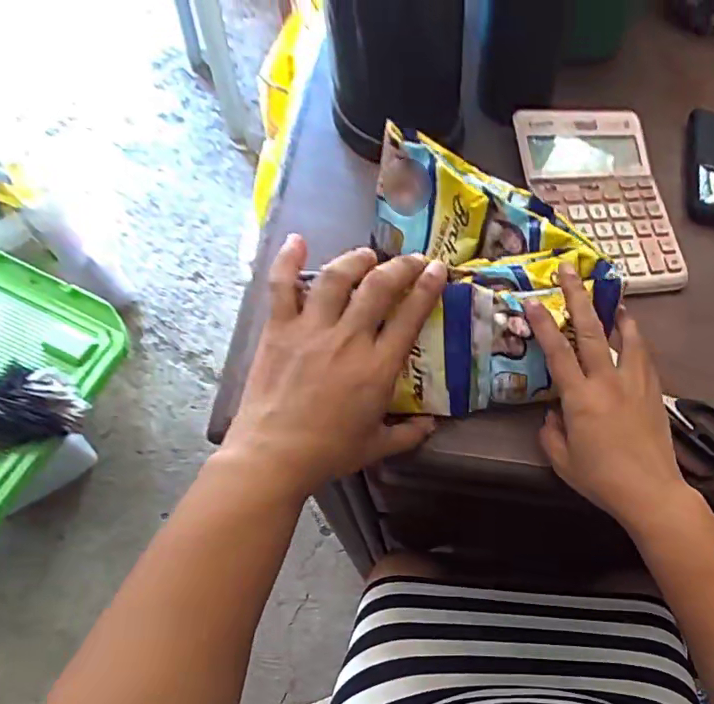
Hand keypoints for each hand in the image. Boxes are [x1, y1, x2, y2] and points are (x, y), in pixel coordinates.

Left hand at [221, 235, 446, 495]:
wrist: (275, 454)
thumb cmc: (330, 453)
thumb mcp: (377, 447)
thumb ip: (409, 434)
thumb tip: (431, 425)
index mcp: (378, 368)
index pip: (409, 316)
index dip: (427, 288)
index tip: (438, 270)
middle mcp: (349, 339)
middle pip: (378, 287)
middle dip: (400, 266)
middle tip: (412, 259)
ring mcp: (311, 330)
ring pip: (337, 277)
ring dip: (356, 259)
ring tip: (367, 255)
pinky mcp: (279, 330)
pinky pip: (282, 285)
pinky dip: (287, 259)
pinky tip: (297, 240)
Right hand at [525, 262, 695, 529]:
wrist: (650, 490)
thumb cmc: (601, 479)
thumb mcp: (564, 462)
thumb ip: (551, 434)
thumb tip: (550, 415)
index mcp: (580, 399)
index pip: (557, 353)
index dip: (543, 325)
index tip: (534, 300)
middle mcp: (608, 382)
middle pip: (590, 331)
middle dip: (577, 297)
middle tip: (570, 270)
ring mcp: (634, 383)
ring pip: (625, 337)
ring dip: (615, 313)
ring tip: (611, 296)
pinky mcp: (653, 392)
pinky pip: (643, 356)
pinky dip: (636, 340)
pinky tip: (633, 334)